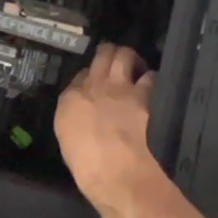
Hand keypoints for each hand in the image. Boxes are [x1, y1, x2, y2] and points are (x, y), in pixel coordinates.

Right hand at [55, 43, 162, 209]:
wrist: (111, 166)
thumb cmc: (83, 161)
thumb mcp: (66, 136)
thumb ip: (74, 116)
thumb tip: (82, 112)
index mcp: (69, 98)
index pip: (80, 75)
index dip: (88, 75)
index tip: (92, 80)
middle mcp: (93, 85)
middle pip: (101, 54)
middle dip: (108, 51)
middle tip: (113, 55)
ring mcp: (118, 88)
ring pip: (123, 55)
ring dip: (129, 56)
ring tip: (133, 62)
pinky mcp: (140, 96)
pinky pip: (148, 78)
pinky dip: (150, 77)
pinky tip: (150, 79)